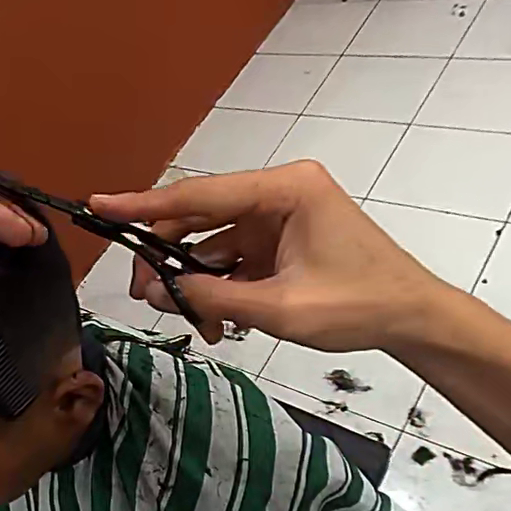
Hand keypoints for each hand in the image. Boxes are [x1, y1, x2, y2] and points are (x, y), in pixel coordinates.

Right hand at [88, 160, 457, 352]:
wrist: (411, 319)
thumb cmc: (357, 306)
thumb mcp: (278, 306)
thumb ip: (211, 296)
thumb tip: (154, 292)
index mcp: (285, 190)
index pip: (199, 194)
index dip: (144, 204)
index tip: (99, 205)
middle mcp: (278, 193)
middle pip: (199, 217)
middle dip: (165, 256)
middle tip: (141, 292)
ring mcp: (278, 217)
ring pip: (211, 241)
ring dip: (193, 279)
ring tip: (186, 317)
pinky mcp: (279, 240)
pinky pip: (231, 258)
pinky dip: (216, 286)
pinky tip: (214, 319)